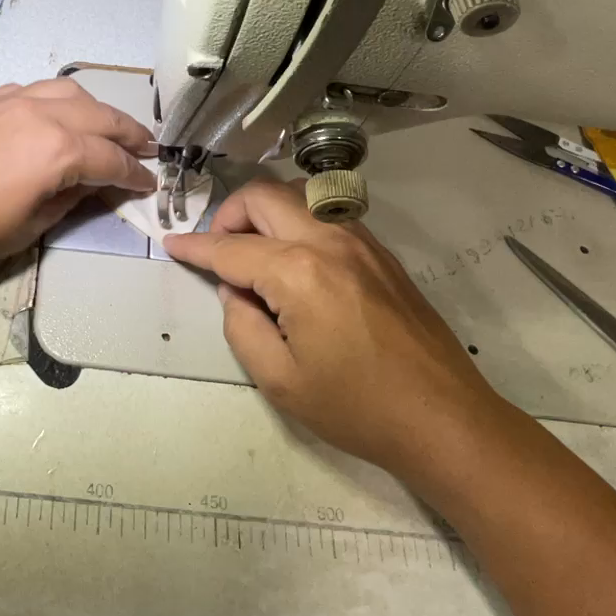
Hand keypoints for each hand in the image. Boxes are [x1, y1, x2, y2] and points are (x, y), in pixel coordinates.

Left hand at [0, 78, 156, 284]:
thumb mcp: (28, 228)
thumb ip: (70, 200)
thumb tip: (94, 187)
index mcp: (57, 149)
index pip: (112, 159)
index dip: (135, 175)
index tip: (150, 185)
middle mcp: (40, 113)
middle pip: (100, 116)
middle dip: (129, 134)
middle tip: (149, 150)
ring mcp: (9, 101)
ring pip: (69, 92)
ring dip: (97, 110)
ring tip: (110, 130)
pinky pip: (35, 90)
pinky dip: (59, 101)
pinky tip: (58, 119)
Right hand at [162, 179, 519, 479]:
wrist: (445, 420)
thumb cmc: (356, 407)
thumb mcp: (279, 380)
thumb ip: (241, 325)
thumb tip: (234, 290)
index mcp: (298, 273)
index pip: (230, 248)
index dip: (194, 247)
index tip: (171, 244)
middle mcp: (329, 241)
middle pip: (264, 195)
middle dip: (229, 214)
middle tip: (218, 251)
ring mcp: (361, 243)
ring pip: (299, 195)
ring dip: (265, 212)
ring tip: (254, 254)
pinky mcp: (381, 255)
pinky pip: (326, 215)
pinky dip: (297, 221)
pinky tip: (294, 264)